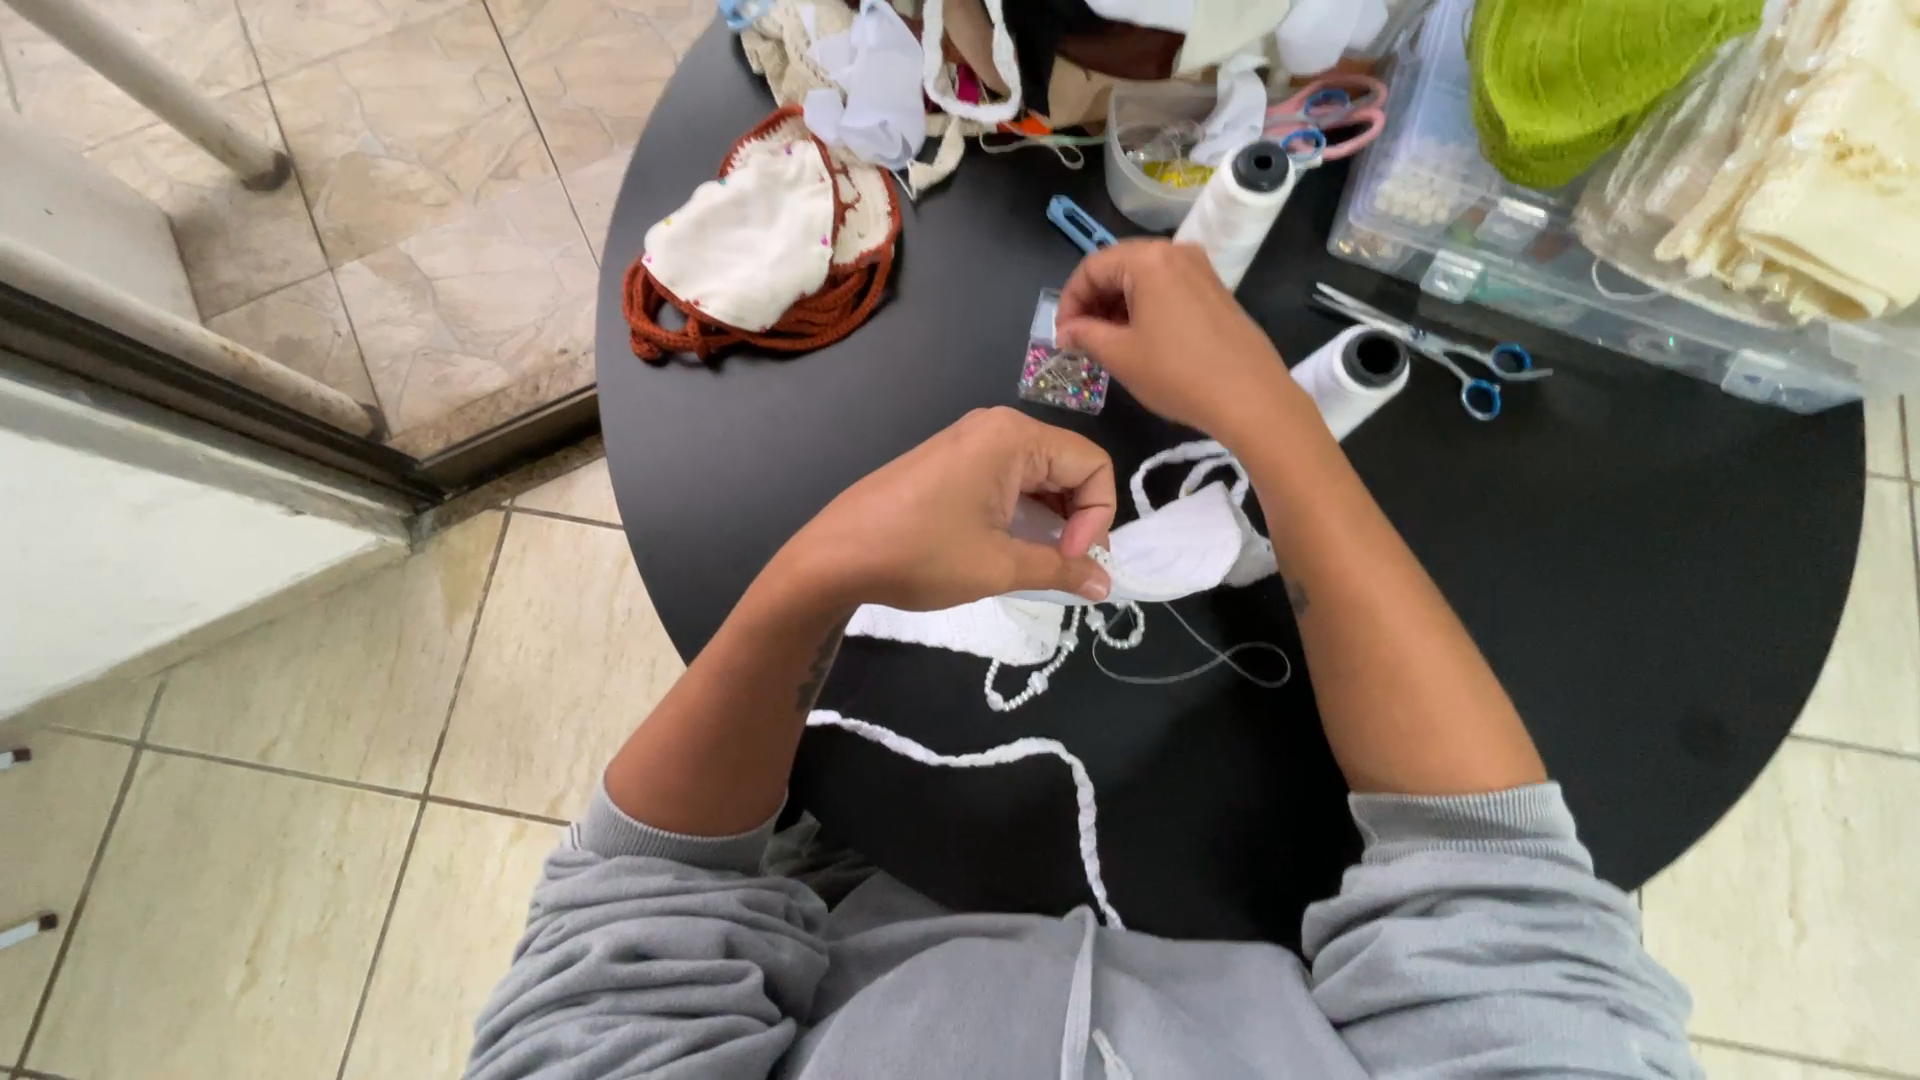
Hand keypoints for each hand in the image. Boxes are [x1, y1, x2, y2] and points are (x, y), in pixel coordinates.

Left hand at [780, 407, 1115, 610]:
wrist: (835, 555)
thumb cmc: (920, 555)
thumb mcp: (999, 567)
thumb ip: (1061, 569)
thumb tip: (1106, 583)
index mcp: (1013, 437)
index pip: (1092, 464)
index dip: (1097, 516)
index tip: (1073, 560)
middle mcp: (995, 427)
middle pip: (1067, 466)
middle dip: (1076, 518)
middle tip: (1062, 566)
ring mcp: (969, 442)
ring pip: (1037, 476)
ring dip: (1049, 519)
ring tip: (1036, 562)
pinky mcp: (950, 462)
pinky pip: (1006, 479)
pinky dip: (1021, 512)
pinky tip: (1008, 547)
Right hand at [1055, 240, 1315, 437]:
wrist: (1249, 397)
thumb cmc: (1177, 374)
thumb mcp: (1120, 356)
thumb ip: (1085, 335)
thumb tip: (1066, 331)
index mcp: (1148, 260)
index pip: (1091, 267)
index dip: (1069, 301)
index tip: (1062, 336)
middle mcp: (1175, 252)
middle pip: (1117, 268)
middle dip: (1092, 302)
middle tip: (1080, 340)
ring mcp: (1199, 270)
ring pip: (1142, 280)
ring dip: (1116, 307)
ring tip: (1106, 345)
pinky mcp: (1214, 291)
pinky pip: (1165, 289)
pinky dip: (1143, 309)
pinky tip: (1138, 341)